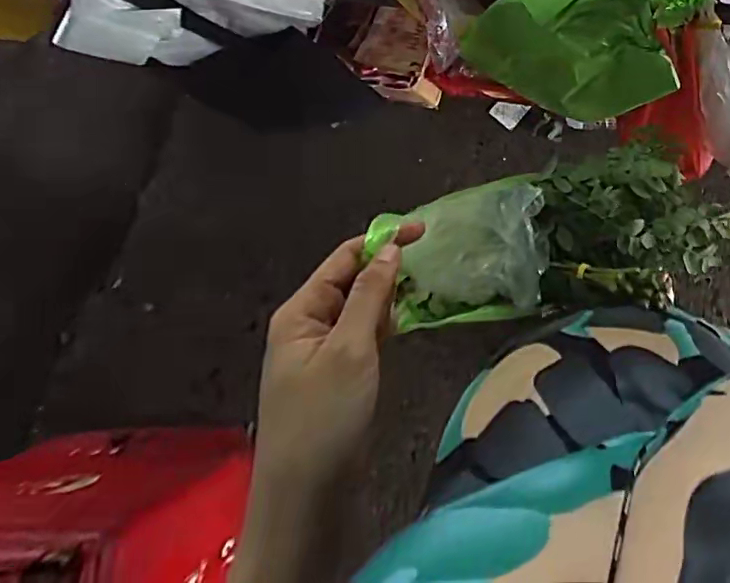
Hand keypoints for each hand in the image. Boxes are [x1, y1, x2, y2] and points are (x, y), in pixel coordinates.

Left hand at [252, 223, 423, 487]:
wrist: (305, 499)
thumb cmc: (324, 416)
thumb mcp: (350, 348)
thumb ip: (370, 294)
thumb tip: (390, 248)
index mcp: (301, 311)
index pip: (344, 258)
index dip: (381, 240)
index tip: (423, 231)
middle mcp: (308, 324)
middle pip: (352, 280)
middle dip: (387, 270)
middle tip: (428, 267)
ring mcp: (321, 351)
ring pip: (360, 309)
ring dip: (387, 299)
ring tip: (422, 293)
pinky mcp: (337, 374)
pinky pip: (362, 336)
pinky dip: (383, 327)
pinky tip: (403, 327)